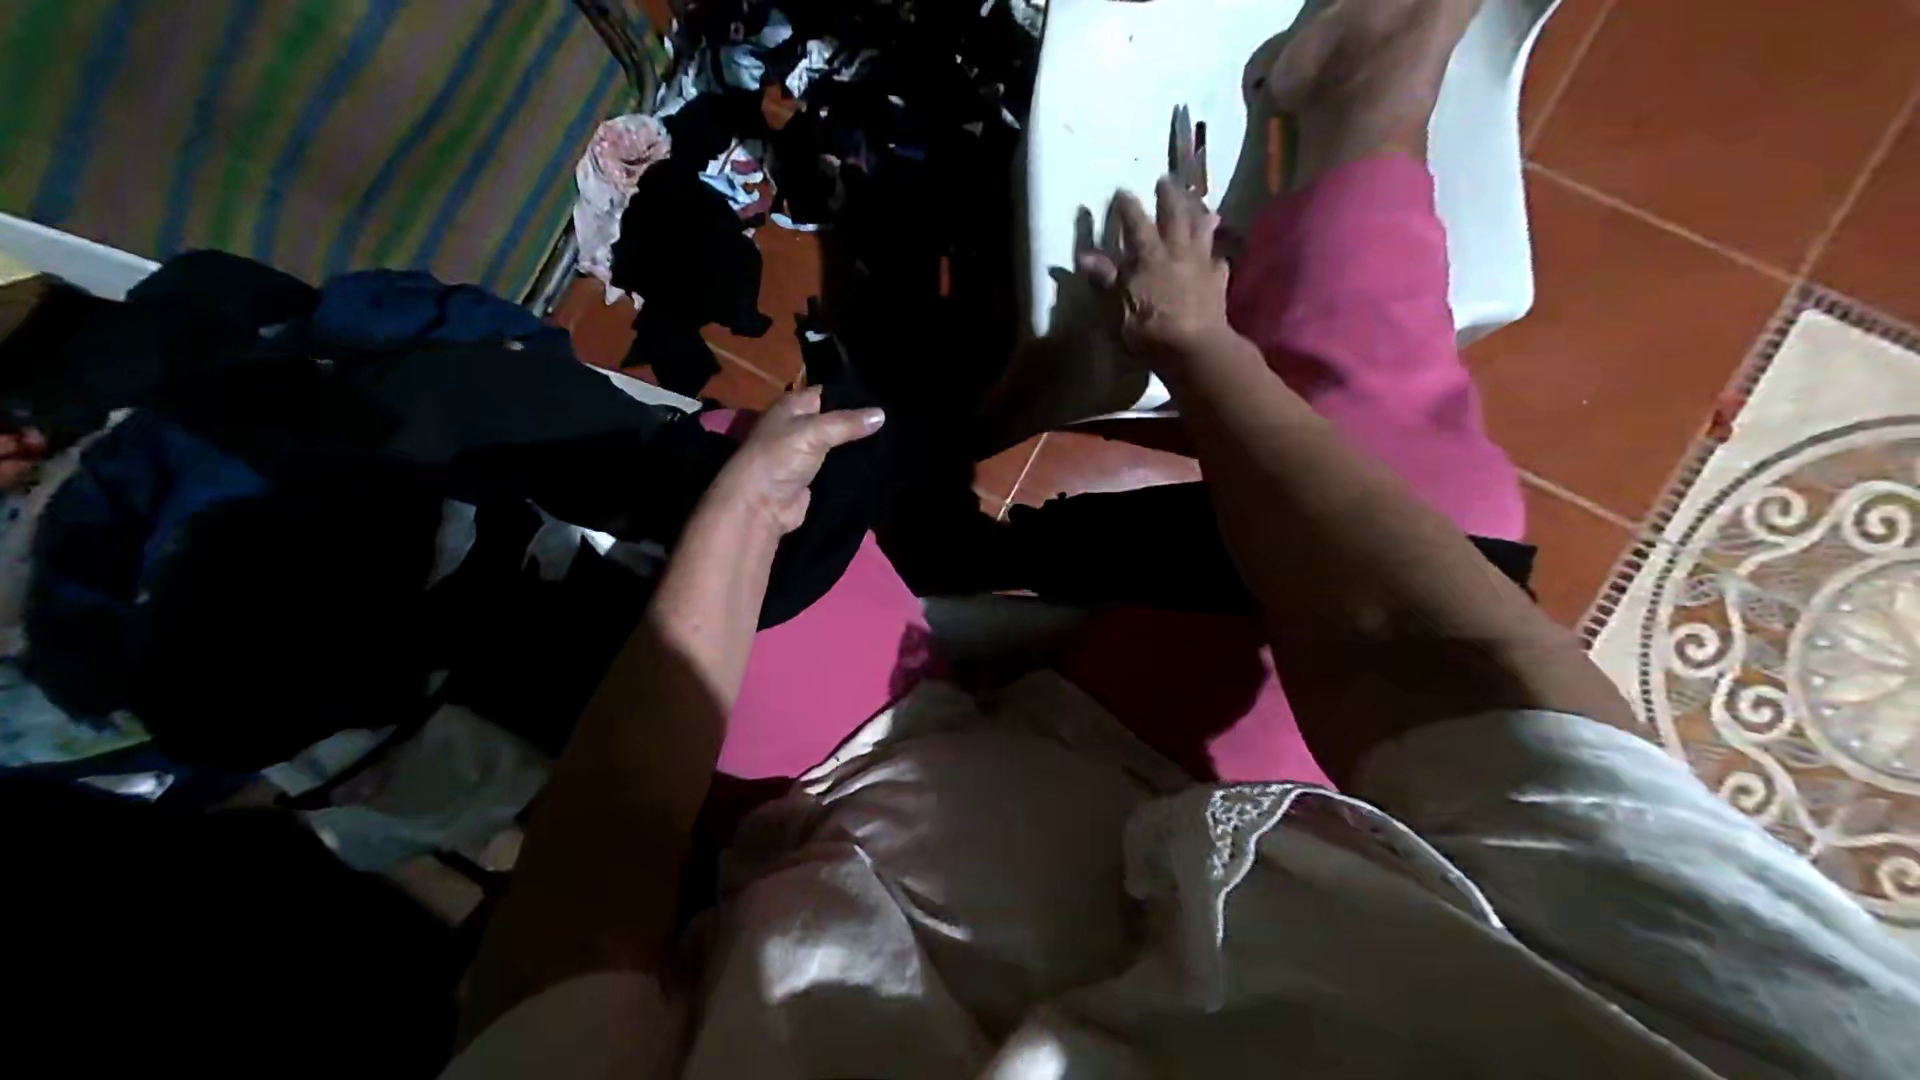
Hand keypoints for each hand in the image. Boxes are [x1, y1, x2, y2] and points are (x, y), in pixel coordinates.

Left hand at [702, 387, 884, 533]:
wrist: (760, 505)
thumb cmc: (780, 458)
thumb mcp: (814, 431)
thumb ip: (847, 423)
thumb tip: (882, 414)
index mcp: (792, 405)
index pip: (827, 391)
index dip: (852, 392)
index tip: (881, 395)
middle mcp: (798, 425)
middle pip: (835, 418)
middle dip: (859, 419)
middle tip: (892, 418)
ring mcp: (805, 452)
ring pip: (838, 443)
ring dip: (858, 443)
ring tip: (891, 438)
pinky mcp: (813, 476)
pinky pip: (838, 465)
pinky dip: (853, 464)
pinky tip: (877, 461)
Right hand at [1077, 176, 1232, 356]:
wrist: (1195, 348)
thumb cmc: (1151, 330)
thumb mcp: (1119, 307)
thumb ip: (1106, 279)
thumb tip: (1084, 257)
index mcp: (1150, 256)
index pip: (1136, 224)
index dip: (1128, 207)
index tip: (1121, 191)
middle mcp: (1178, 251)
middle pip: (1174, 216)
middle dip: (1168, 196)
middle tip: (1166, 179)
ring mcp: (1202, 264)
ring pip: (1201, 231)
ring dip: (1199, 215)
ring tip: (1202, 206)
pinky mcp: (1218, 282)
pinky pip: (1218, 261)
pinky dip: (1215, 255)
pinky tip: (1216, 257)